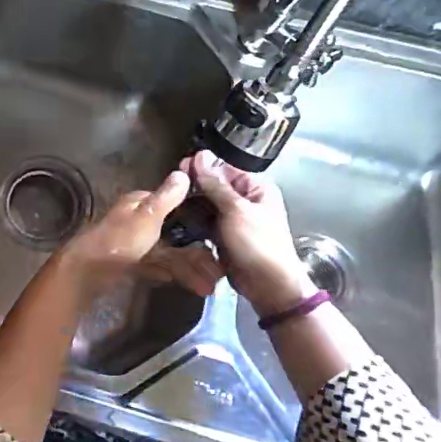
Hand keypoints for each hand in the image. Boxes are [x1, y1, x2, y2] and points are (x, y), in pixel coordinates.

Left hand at [57, 169, 215, 295]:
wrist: (85, 274)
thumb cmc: (119, 241)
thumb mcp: (147, 216)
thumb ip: (166, 198)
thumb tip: (182, 172)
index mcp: (139, 204)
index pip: (171, 203)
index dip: (194, 216)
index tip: (217, 232)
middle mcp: (136, 220)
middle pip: (172, 234)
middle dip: (196, 254)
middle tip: (216, 273)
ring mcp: (132, 244)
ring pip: (166, 254)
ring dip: (187, 269)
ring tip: (207, 286)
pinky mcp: (127, 265)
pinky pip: (154, 267)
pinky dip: (169, 274)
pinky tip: (188, 284)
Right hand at [182, 150, 315, 314]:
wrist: (268, 286)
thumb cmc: (257, 243)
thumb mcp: (236, 210)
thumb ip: (215, 184)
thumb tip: (200, 156)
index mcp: (257, 189)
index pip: (227, 168)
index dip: (204, 166)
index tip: (181, 164)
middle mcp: (247, 201)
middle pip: (217, 186)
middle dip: (196, 185)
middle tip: (173, 184)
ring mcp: (236, 220)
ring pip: (210, 205)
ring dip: (193, 203)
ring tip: (171, 200)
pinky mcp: (225, 237)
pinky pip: (208, 222)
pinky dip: (195, 220)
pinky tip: (178, 217)